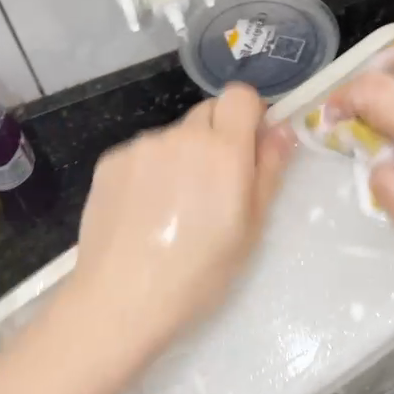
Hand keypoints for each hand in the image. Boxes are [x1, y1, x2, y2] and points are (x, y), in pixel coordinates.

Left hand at [58, 83, 295, 359]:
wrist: (121, 299)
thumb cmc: (199, 274)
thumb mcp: (250, 229)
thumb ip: (269, 171)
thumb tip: (282, 128)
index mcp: (223, 150)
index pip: (240, 95)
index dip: (249, 116)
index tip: (248, 148)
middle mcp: (180, 136)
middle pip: (207, 114)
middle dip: (217, 138)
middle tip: (212, 188)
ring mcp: (140, 146)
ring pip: (172, 137)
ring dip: (180, 158)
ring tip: (172, 209)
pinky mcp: (110, 161)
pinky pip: (141, 154)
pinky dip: (148, 173)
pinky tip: (142, 213)